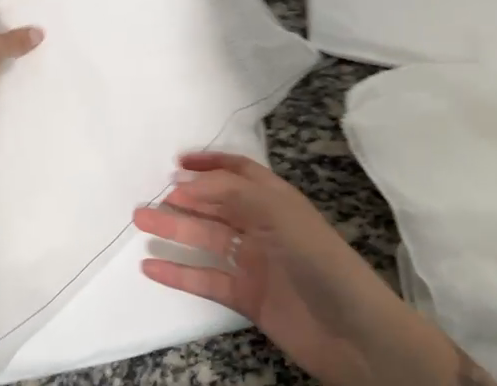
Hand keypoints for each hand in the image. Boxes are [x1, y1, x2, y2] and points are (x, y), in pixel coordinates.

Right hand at [133, 152, 464, 385]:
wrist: (357, 335)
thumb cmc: (320, 262)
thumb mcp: (278, 214)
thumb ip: (232, 192)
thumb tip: (187, 182)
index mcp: (276, 200)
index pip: (238, 172)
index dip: (210, 163)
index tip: (176, 161)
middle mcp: (263, 227)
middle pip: (216, 205)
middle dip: (182, 197)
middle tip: (148, 197)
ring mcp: (254, 263)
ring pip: (206, 239)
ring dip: (173, 229)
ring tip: (140, 222)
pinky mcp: (248, 297)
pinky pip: (206, 279)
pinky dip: (179, 272)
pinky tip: (152, 266)